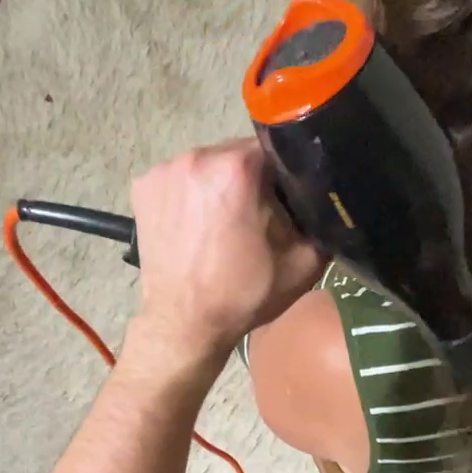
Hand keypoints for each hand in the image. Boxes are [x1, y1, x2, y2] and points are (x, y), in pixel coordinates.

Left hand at [127, 139, 322, 366]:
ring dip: (221, 186)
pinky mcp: (143, 186)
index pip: (275, 148)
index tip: (289, 200)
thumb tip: (327, 207)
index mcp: (238, 169)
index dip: (286, 174)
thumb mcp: (303, 265)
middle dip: (252, 179)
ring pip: (208, 164)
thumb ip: (322, 226)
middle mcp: (197, 157)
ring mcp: (164, 170)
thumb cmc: (244, 297)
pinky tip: (198, 226)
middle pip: (238, 153)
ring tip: (225, 225)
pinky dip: (192, 195)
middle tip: (259, 217)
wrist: (185, 324)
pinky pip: (180, 178)